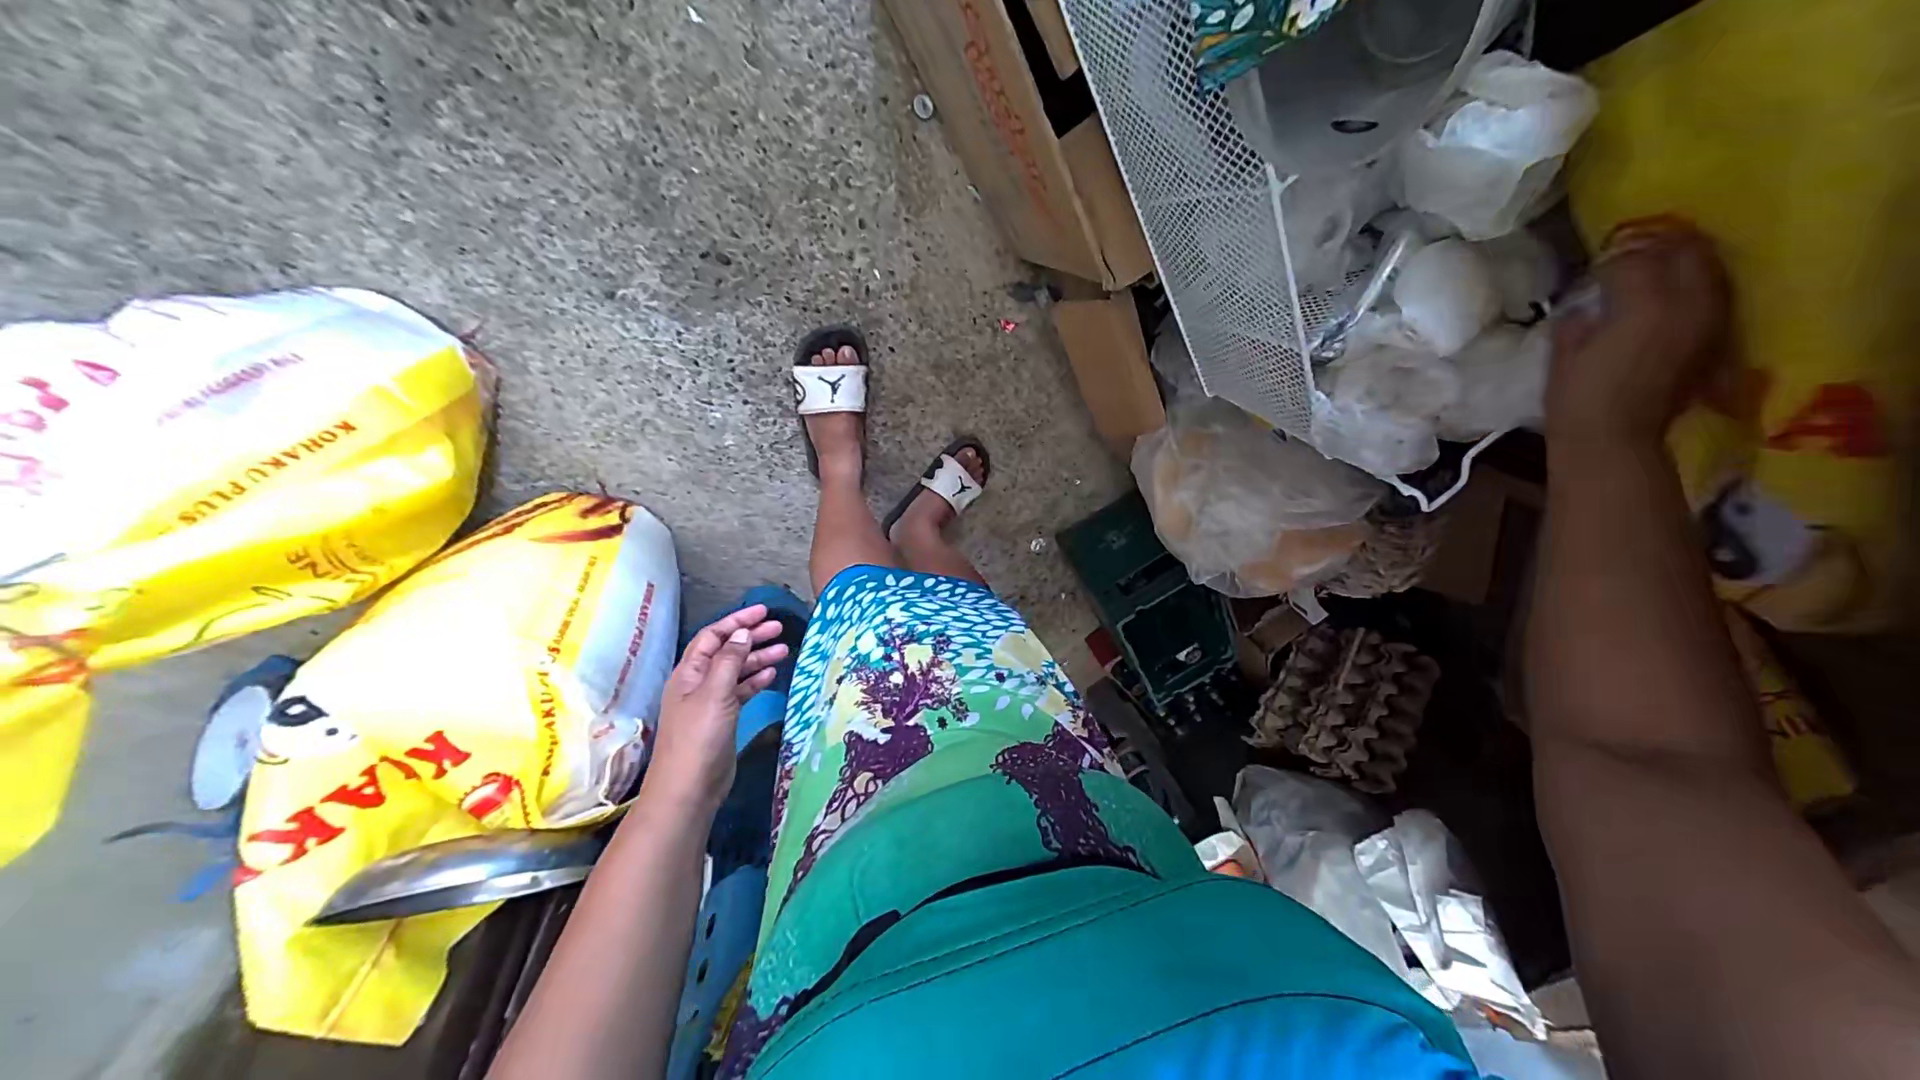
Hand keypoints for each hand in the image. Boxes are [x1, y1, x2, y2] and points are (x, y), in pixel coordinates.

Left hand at [640, 604, 786, 815]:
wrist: (689, 788)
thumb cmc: (699, 737)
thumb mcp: (715, 693)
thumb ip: (729, 661)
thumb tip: (742, 634)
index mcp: (689, 672)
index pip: (713, 636)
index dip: (737, 621)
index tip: (764, 612)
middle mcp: (698, 683)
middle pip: (726, 651)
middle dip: (751, 637)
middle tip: (779, 629)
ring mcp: (710, 702)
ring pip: (736, 671)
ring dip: (758, 658)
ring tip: (784, 650)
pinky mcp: (722, 719)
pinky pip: (741, 691)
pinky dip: (755, 681)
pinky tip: (771, 675)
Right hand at [1547, 218, 1731, 447]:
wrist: (1615, 439)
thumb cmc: (1576, 399)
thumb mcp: (1563, 355)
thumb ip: (1578, 322)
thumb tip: (1585, 307)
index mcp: (1641, 304)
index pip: (1632, 259)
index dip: (1612, 259)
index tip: (1594, 266)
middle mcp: (1686, 302)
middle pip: (1684, 252)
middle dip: (1658, 246)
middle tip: (1632, 252)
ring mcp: (1707, 318)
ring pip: (1706, 268)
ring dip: (1682, 262)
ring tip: (1655, 266)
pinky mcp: (1714, 336)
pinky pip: (1712, 294)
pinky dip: (1694, 286)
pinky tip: (1671, 294)